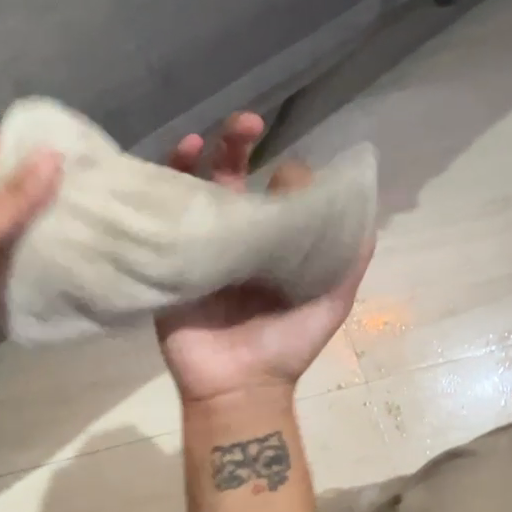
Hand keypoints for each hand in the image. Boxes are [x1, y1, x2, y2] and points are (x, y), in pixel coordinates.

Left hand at [0, 134, 62, 377]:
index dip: (26, 149)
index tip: (69, 156)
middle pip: (1, 191)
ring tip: (76, 229)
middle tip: (82, 196)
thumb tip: (54, 155)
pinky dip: (18, 268)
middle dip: (36, 194)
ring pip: (3, 231)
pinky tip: (53, 269)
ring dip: (31, 234)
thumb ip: (16, 197)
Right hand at [154, 114, 374, 404]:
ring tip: (202, 138)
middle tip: (246, 124)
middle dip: (237, 143)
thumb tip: (335, 186)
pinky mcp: (167, 267)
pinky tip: (170, 168)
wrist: (239, 387)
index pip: (274, 188)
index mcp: (271, 241)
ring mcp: (196, 251)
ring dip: (195, 158)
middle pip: (230, 177)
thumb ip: (350, 245)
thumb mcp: (335, 292)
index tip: (288, 174)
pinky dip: (162, 192)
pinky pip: (161, 224)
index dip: (281, 169)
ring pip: (191, 192)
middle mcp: (233, 238)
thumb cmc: (287, 344)